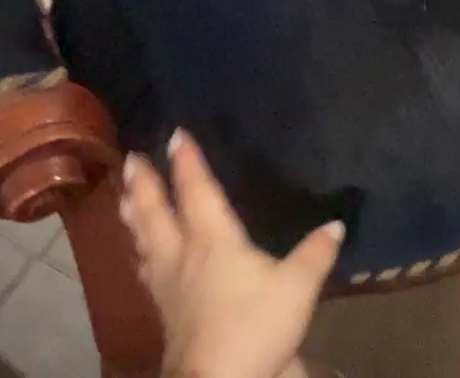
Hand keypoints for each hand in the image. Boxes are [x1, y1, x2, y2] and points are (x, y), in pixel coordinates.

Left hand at [120, 131, 344, 377]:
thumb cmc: (254, 326)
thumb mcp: (297, 286)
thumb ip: (315, 253)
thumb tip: (337, 223)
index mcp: (213, 240)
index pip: (198, 192)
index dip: (189, 162)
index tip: (177, 134)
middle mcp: (184, 256)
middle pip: (158, 214)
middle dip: (145, 185)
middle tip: (130, 159)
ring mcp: (169, 287)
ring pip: (146, 242)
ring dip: (133, 216)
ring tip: (122, 197)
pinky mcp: (165, 314)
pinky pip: (148, 273)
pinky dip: (141, 256)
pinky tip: (140, 257)